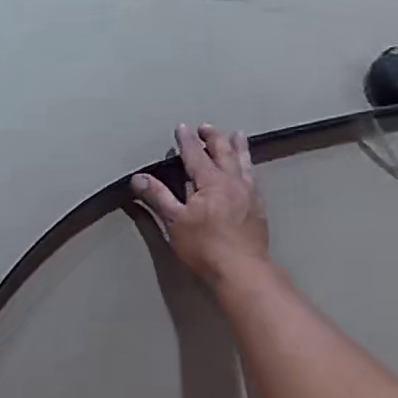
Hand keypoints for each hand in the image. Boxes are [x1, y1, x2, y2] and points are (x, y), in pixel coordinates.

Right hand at [130, 123, 271, 282]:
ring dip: (238, 147)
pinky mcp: (258, 208)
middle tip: (206, 128)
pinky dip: (249, 167)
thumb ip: (157, 196)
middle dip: (213, 138)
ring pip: (243, 162)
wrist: (240, 268)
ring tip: (237, 135)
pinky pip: (254, 178)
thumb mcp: (174, 221)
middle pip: (223, 153)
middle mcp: (233, 182)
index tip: (182, 129)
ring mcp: (249, 194)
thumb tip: (139, 178)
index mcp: (211, 182)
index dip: (187, 142)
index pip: (196, 156)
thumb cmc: (205, 247)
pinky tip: (249, 170)